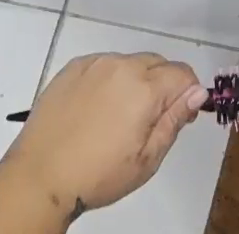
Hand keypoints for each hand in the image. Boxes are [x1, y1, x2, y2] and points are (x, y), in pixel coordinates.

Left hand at [1, 53, 208, 217]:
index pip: (183, 74)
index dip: (188, 93)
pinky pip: (103, 64)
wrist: (40, 176)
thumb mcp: (147, 159)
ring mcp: (95, 63)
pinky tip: (96, 108)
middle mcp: (121, 65)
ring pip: (130, 62)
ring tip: (117, 116)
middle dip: (163, 84)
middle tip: (148, 120)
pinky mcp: (73, 66)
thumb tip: (199, 92)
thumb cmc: (99, 174)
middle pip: (158, 63)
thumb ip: (174, 120)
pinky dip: (108, 79)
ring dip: (135, 80)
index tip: (180, 116)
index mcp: (144, 88)